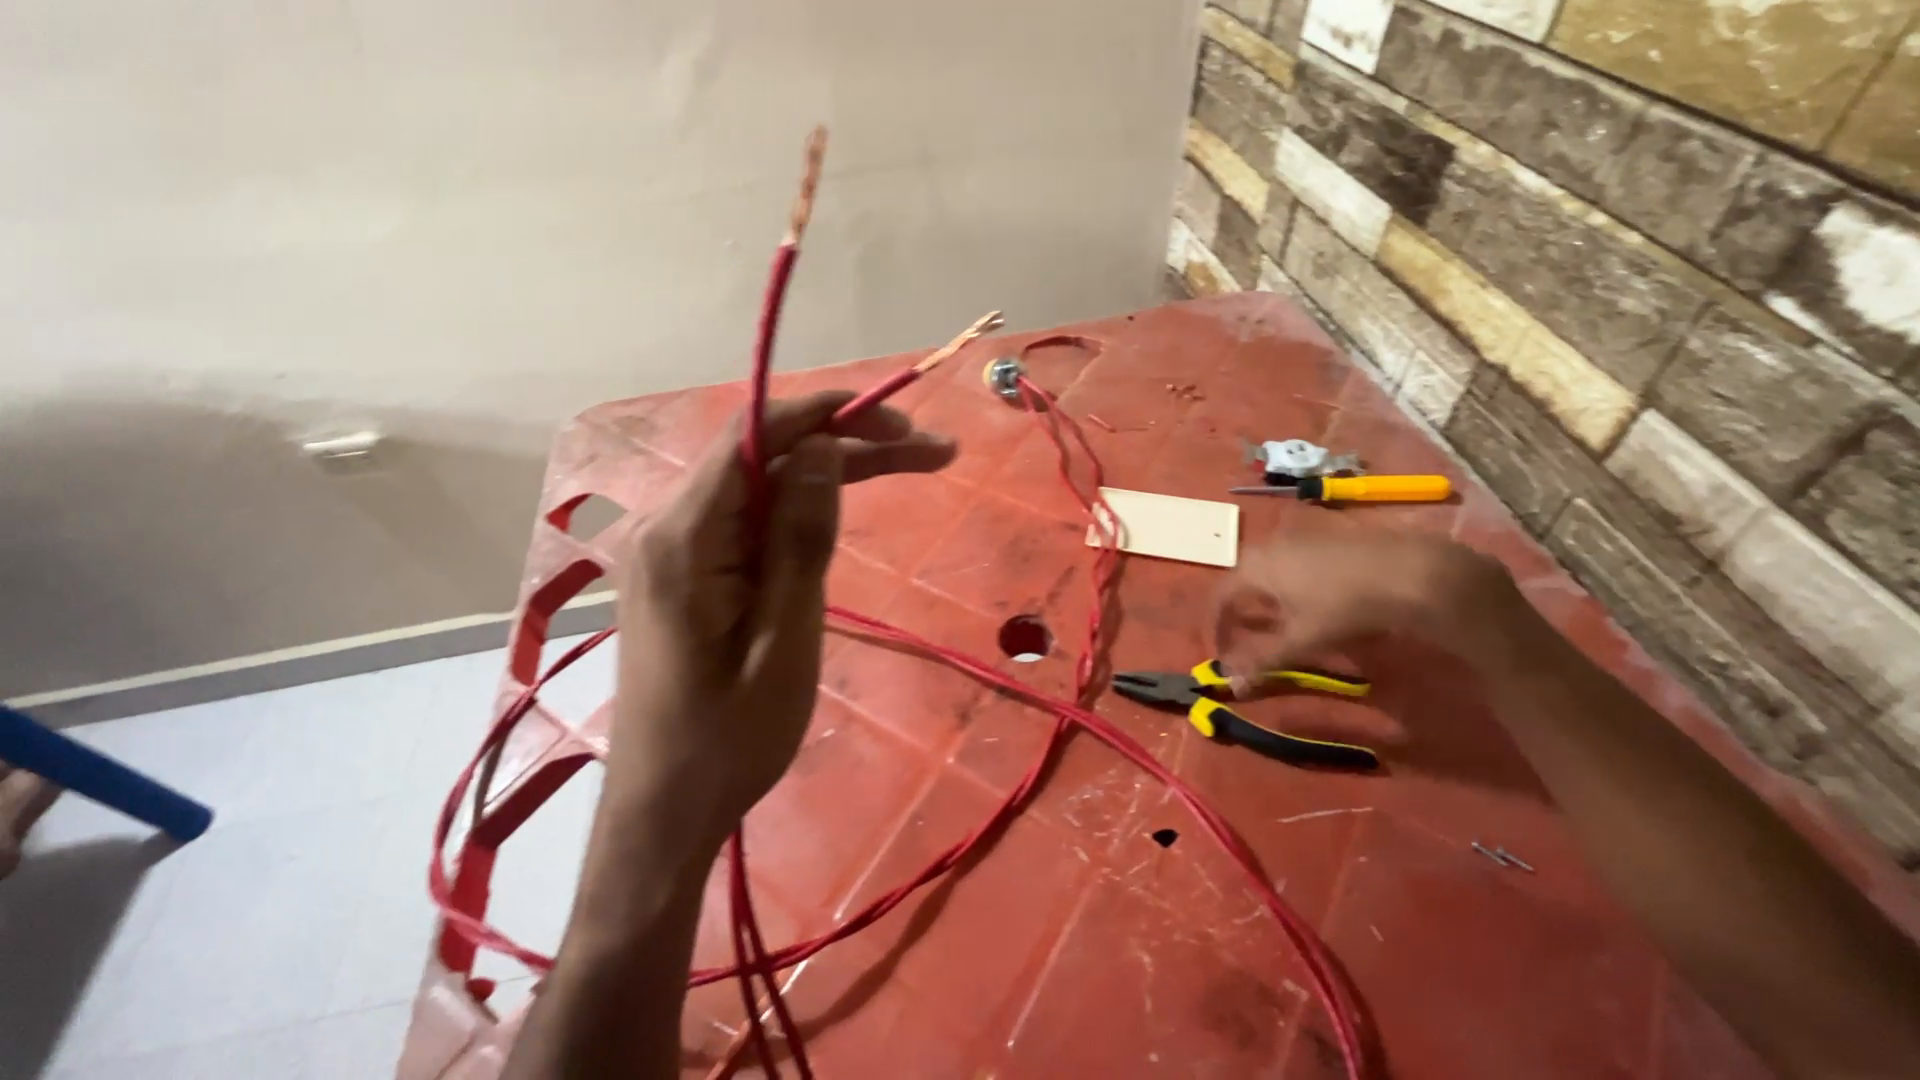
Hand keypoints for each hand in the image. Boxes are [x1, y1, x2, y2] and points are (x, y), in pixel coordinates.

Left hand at [609, 390, 955, 840]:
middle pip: (763, 455)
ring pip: (761, 484)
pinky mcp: (687, 571)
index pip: (753, 436)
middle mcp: (668, 527)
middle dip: (846, 443)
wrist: (665, 808)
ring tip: (914, 467)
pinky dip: (801, 510)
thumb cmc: (729, 740)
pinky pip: (748, 519)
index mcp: (683, 539)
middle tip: (932, 452)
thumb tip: (823, 449)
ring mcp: (674, 549)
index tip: (898, 419)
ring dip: (832, 473)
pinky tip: (845, 509)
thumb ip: (801, 541)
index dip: (827, 414)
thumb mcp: (785, 641)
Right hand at [1213, 529, 1516, 689]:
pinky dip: (1294, 586)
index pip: (1219, 597)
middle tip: (1248, 639)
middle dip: (1241, 612)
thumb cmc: (1343, 606)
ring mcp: (1302, 538)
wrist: (1409, 570)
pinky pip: (1297, 563)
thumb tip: (1230, 683)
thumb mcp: (1300, 640)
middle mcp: (1271, 546)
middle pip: (1243, 580)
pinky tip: (1317, 603)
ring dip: (1268, 598)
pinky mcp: (1330, 537)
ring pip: (1271, 570)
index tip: (1222, 653)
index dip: (1216, 627)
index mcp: (1254, 568)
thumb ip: (1262, 661)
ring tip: (1282, 624)